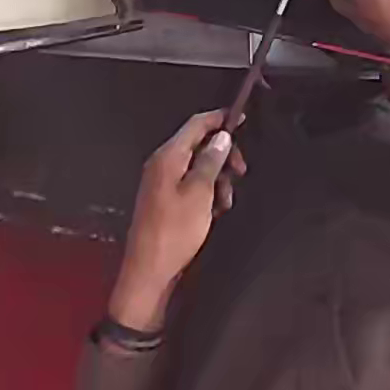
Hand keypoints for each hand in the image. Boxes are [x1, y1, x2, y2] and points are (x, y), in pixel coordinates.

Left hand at [108, 110, 247, 331]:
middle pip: (198, 144)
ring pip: (197, 166)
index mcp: (168, 156)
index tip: (240, 118)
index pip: (195, 124)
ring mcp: (162, 181)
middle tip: (240, 171)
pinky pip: (191, 183)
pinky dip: (206, 191)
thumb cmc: (174, 231)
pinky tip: (215, 209)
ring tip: (226, 200)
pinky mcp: (165, 198)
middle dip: (222, 155)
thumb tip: (221, 135)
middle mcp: (162, 163)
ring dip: (217, 177)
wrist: (148, 271)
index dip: (218, 118)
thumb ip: (211, 161)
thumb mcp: (200, 193)